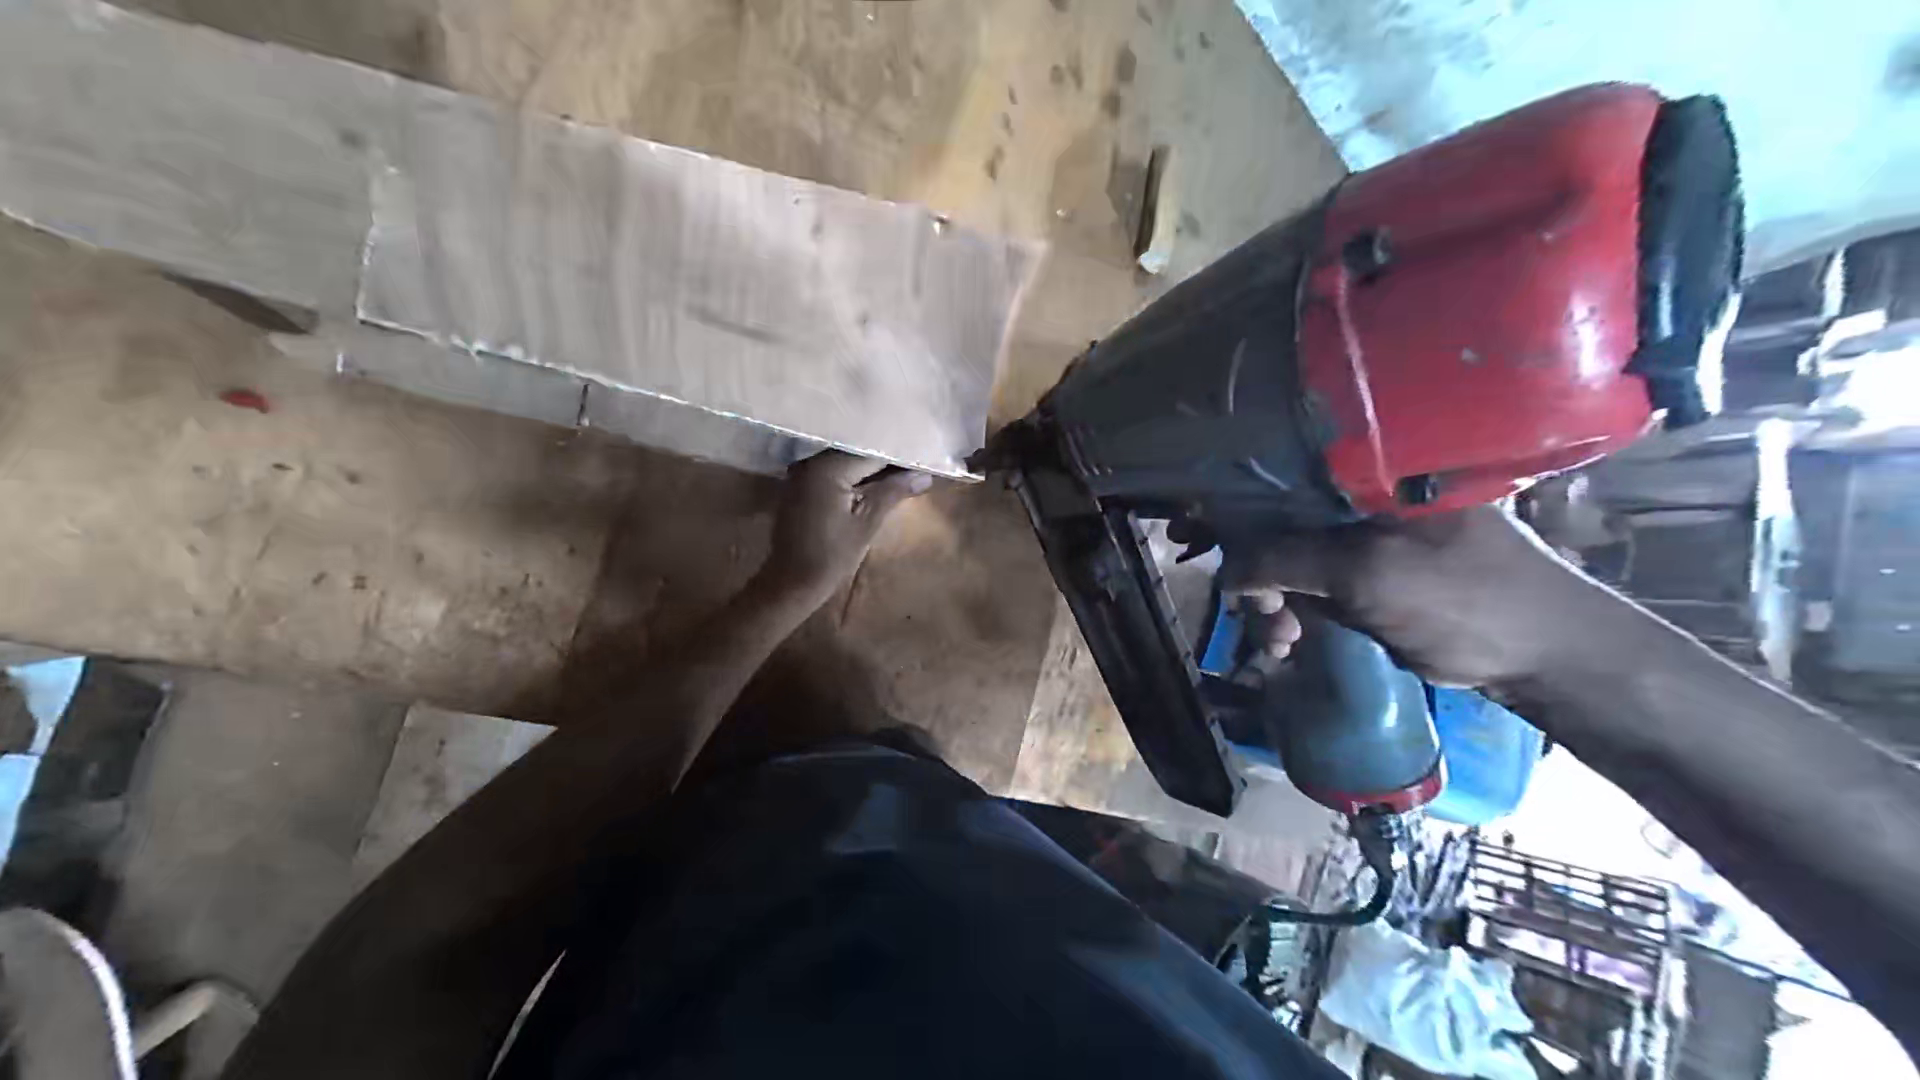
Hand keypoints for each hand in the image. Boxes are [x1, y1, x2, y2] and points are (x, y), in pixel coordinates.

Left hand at [758, 450, 930, 602]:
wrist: (792, 582)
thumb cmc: (832, 556)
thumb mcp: (867, 524)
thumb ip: (893, 492)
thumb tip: (924, 475)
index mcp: (827, 468)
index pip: (871, 451)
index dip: (899, 455)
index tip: (923, 459)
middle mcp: (811, 462)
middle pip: (857, 452)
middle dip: (886, 459)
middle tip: (917, 465)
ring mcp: (802, 473)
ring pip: (846, 461)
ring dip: (871, 468)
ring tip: (903, 472)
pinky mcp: (800, 485)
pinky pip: (833, 472)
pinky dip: (854, 476)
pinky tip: (875, 484)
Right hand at [1225, 505, 1617, 687]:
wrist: (1545, 659)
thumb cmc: (1465, 599)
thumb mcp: (1365, 573)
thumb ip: (1285, 561)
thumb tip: (1223, 574)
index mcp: (1367, 471)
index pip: (1276, 472)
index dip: (1228, 500)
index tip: (1190, 530)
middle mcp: (1358, 497)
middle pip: (1273, 522)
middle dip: (1252, 572)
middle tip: (1252, 612)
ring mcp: (1361, 538)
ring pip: (1284, 560)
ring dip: (1269, 603)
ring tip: (1277, 643)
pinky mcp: (1364, 574)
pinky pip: (1305, 586)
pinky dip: (1289, 614)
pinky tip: (1286, 643)